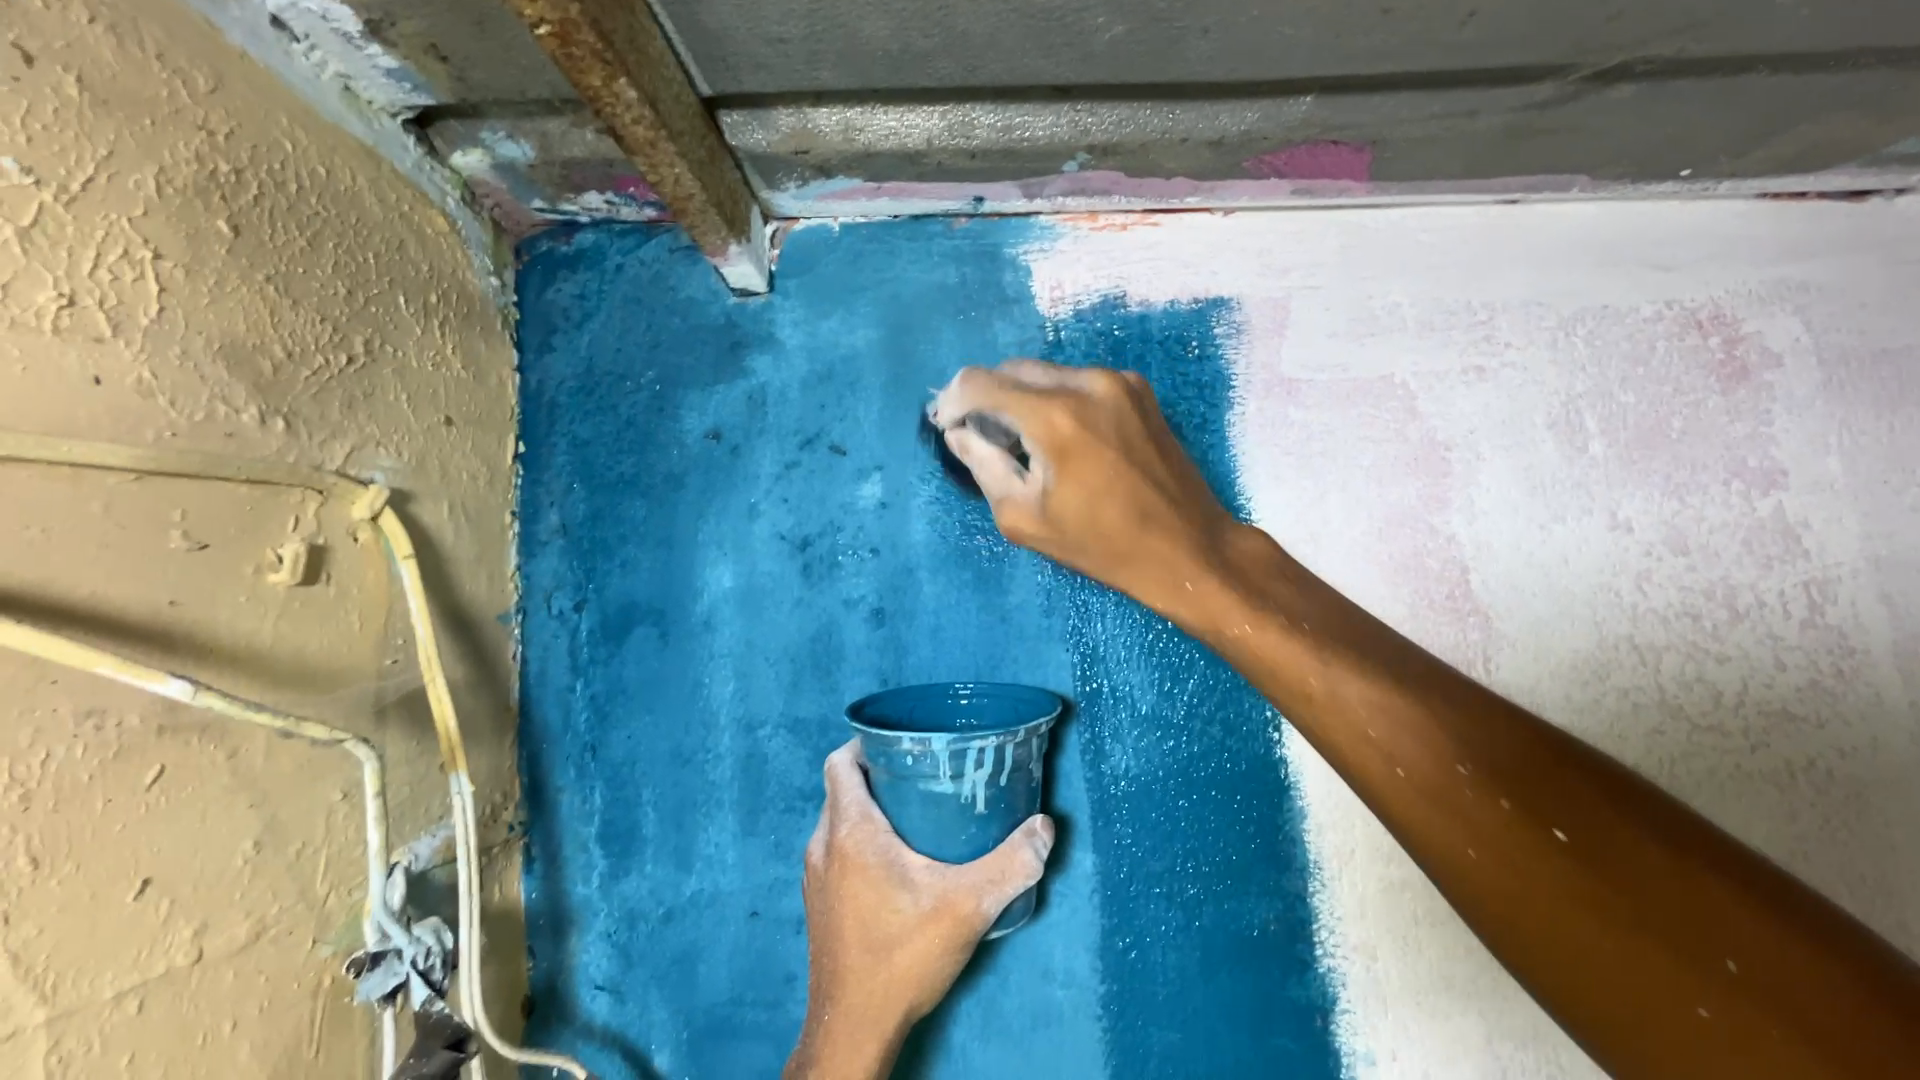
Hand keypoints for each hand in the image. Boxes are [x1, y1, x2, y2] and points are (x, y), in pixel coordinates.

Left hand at [785, 741, 1054, 1079]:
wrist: (854, 1027)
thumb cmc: (904, 955)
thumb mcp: (968, 906)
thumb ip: (1012, 864)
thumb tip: (1044, 828)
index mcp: (849, 830)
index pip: (840, 762)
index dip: (867, 742)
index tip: (907, 743)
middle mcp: (822, 844)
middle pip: (841, 787)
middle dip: (878, 773)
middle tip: (925, 775)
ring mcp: (814, 876)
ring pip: (837, 819)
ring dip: (869, 808)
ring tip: (918, 814)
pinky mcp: (818, 903)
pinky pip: (835, 849)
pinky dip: (860, 839)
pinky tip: (899, 862)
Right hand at [930, 360, 1241, 622]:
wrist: (1188, 548)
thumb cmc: (1102, 545)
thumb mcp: (1026, 519)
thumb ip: (984, 467)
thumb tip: (960, 433)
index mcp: (1056, 416)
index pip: (981, 383)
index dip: (953, 401)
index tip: (946, 426)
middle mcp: (1087, 382)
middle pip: (1013, 370)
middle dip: (987, 398)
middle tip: (983, 439)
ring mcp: (1118, 381)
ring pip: (1046, 373)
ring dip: (1023, 398)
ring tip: (1025, 443)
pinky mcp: (1138, 389)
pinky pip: (1078, 381)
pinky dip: (1057, 400)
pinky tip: (1063, 439)